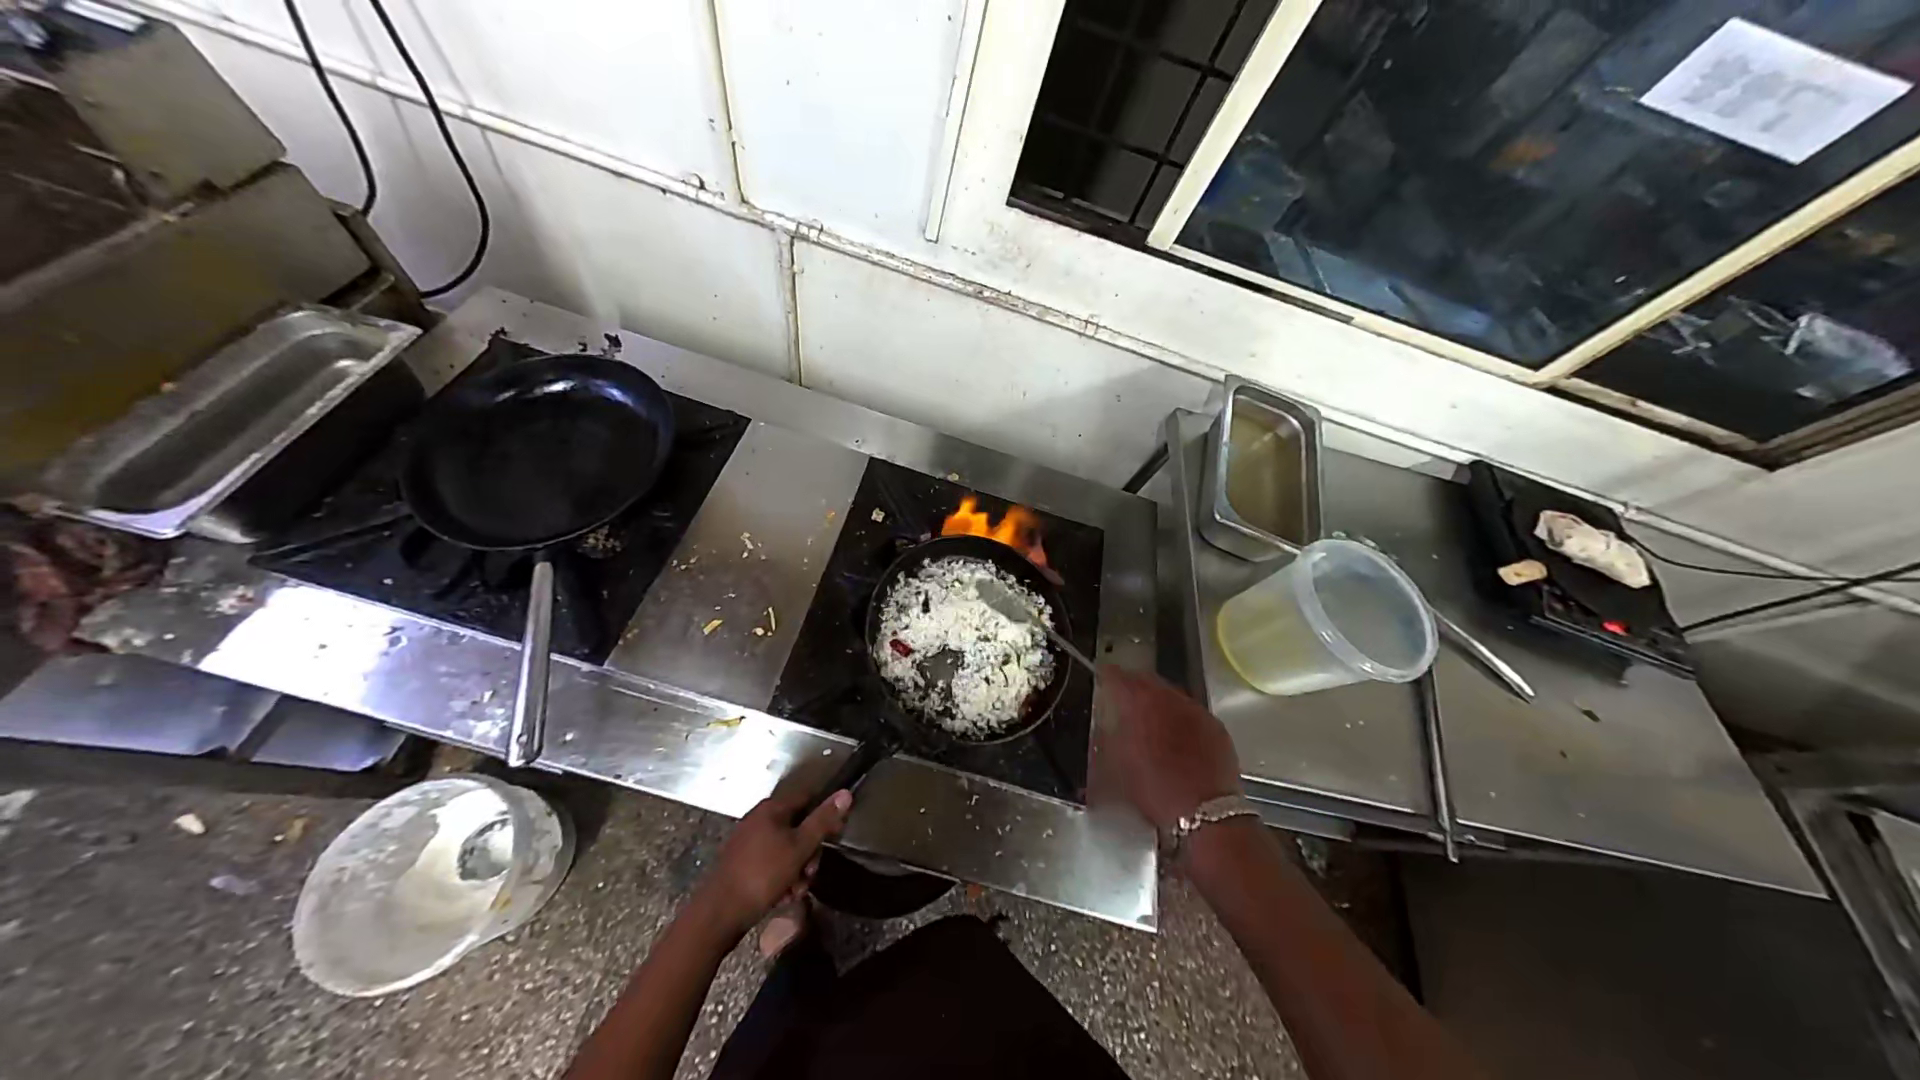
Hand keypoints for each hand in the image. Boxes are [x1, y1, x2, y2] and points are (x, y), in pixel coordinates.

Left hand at [694, 786, 852, 938]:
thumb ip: (823, 820)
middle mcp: (758, 819)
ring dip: (797, 869)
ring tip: (795, 890)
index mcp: (771, 809)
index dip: (825, 814)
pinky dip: (781, 878)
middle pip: (798, 827)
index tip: (834, 836)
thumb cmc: (762, 874)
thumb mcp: (800, 847)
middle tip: (809, 872)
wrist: (719, 912)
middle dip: (810, 852)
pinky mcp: (742, 863)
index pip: (808, 798)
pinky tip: (782, 896)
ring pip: (786, 849)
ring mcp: (748, 842)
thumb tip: (845, 792)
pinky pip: (771, 863)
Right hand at [1099, 665, 1241, 833]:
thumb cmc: (1155, 791)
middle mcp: (1170, 700)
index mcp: (1141, 704)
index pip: (1119, 677)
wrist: (1207, 815)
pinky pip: (1192, 712)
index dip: (1108, 676)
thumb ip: (1107, 736)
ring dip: (1158, 701)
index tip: (1102, 677)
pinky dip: (1180, 717)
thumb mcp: (1117, 765)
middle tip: (1123, 699)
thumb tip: (1103, 722)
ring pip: (1172, 694)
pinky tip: (1177, 735)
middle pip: (1148, 680)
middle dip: (1134, 686)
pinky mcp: (1216, 727)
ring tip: (1150, 719)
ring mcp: (1197, 711)